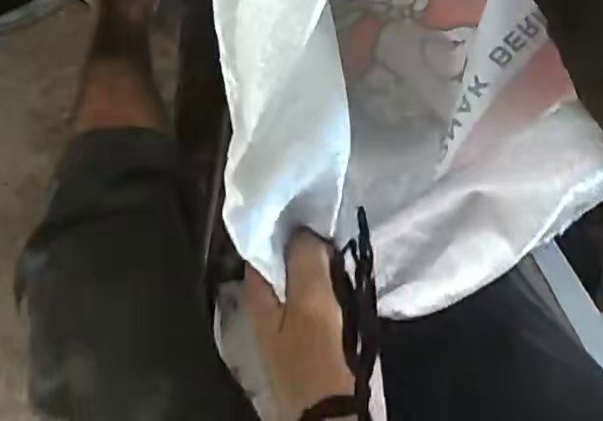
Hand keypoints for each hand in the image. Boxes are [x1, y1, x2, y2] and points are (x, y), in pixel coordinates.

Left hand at [245, 230, 354, 420]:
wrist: (335, 419)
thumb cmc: (317, 356)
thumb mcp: (310, 299)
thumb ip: (304, 256)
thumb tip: (304, 227)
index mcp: (256, 293)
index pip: (262, 242)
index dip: (283, 222)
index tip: (308, 204)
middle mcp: (267, 304)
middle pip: (285, 258)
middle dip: (307, 242)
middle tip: (330, 226)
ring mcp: (289, 322)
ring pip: (304, 276)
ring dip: (321, 263)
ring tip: (340, 246)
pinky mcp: (312, 336)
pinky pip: (319, 296)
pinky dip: (330, 284)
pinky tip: (345, 276)